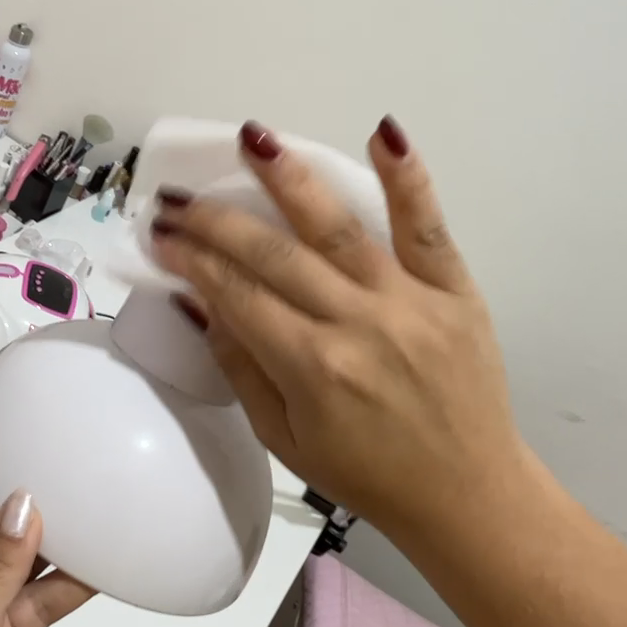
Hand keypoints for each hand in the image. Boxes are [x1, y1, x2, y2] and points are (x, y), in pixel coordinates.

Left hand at [0, 492, 94, 626]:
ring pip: (27, 585)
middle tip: (83, 510)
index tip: (49, 492)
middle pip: (2, 551)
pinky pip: (39, 621)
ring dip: (59, 565)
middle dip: (39, 531)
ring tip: (98, 541)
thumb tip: (19, 508)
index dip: (8, 506)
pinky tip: (87, 585)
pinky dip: (63, 601)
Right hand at [147, 117, 526, 534]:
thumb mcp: (280, 435)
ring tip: (252, 138)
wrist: (466, 493)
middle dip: (216, 221)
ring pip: (339, 226)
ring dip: (289, 179)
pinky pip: (428, 225)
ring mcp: (410, 301)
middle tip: (177, 198)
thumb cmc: (362, 473)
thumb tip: (202, 302)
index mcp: (311, 369)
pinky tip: (382, 133)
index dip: (191, 259)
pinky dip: (406, 177)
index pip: (236, 294)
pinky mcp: (455, 289)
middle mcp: (358, 325)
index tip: (160, 235)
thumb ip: (239, 365)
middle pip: (274, 254)